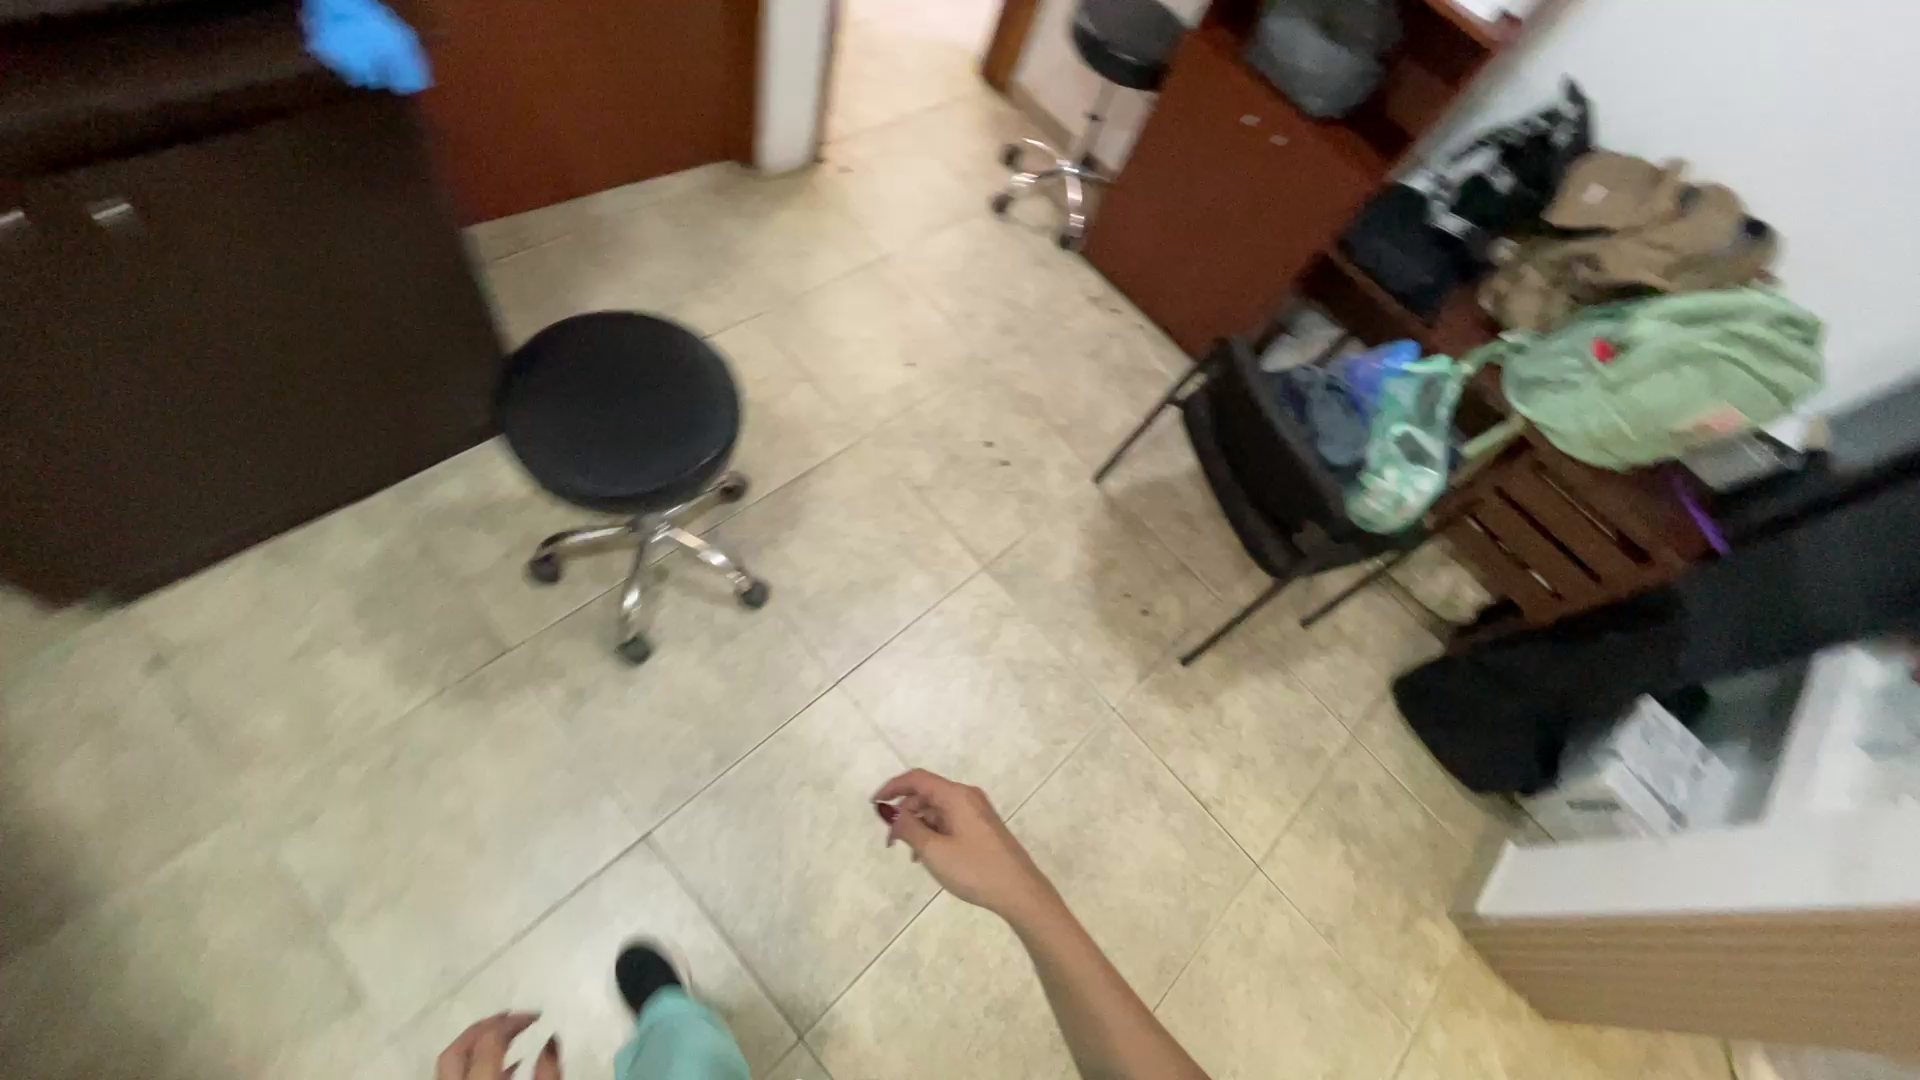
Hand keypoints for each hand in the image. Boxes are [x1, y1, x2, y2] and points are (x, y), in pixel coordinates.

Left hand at [435, 1012, 560, 1079]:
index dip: (514, 1021)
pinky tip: (499, 1065)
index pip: (489, 1040)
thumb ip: (549, 1073)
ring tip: (506, 1036)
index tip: (537, 1015)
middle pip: (456, 1050)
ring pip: (449, 1063)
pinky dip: (473, 1064)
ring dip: (475, 1044)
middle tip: (512, 1016)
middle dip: (484, 1026)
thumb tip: (550, 1040)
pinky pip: (453, 1077)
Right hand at [875, 769, 1061, 923]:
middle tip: (890, 842)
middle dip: (904, 813)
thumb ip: (908, 829)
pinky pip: (950, 820)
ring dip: (919, 826)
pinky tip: (929, 856)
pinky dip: (934, 832)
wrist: (1019, 891)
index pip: (917, 778)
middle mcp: (967, 796)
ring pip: (938, 808)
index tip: (873, 804)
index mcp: (955, 795)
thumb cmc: (975, 869)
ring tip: (911, 855)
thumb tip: (890, 813)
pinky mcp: (982, 826)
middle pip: (926, 793)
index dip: (892, 787)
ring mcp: (977, 811)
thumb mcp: (934, 852)